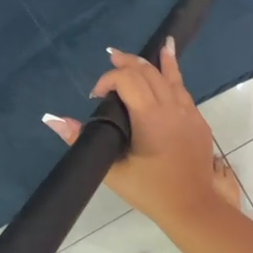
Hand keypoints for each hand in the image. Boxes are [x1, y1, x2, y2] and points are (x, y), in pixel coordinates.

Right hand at [44, 40, 221, 225]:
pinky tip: (172, 66)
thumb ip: (83, 140)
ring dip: (156, 63)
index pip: (127, 79)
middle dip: (128, 62)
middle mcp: (171, 107)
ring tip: (156, 45)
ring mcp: (189, 113)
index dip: (108, 79)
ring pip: (171, 77)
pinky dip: (175, 76)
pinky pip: (184, 91)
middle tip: (112, 56)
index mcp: (150, 116)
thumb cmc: (150, 191)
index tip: (95, 97)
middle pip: (148, 72)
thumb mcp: (113, 169)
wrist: (193, 207)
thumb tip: (53, 119)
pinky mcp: (199, 122)